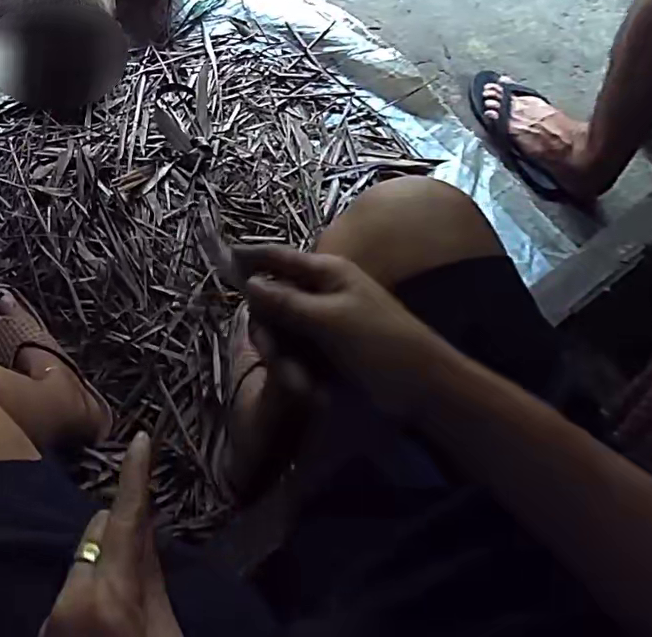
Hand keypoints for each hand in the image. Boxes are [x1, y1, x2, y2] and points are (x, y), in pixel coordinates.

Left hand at [42, 433, 181, 636]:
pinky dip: (87, 592)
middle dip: (118, 537)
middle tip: (141, 567)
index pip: (124, 519)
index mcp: (108, 596)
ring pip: (83, 560)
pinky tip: (101, 619)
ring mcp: (50, 617)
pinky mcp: (43, 630)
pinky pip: (71, 588)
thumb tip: (145, 527)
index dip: (134, 476)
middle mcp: (69, 599)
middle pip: (97, 533)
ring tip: (122, 606)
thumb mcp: (164, 632)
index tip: (141, 439)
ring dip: (102, 567)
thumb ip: (151, 576)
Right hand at [235, 245, 448, 417]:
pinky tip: (314, 394)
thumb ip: (287, 302)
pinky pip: (298, 354)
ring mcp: (324, 321)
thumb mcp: (330, 321)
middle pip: (273, 302)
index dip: (251, 257)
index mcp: (326, 272)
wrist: (427, 388)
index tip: (224, 260)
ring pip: (283, 333)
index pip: (279, 257)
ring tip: (304, 390)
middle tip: (276, 362)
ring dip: (286, 362)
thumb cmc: (381, 343)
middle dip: (270, 334)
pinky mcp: (327, 349)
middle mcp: (321, 291)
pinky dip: (299, 373)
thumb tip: (249, 284)